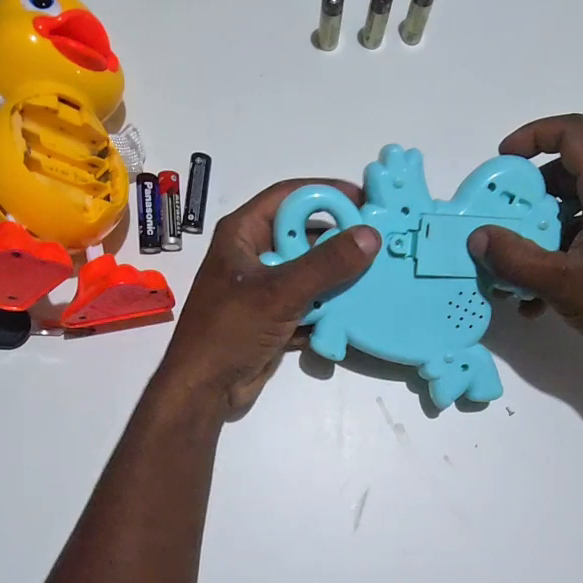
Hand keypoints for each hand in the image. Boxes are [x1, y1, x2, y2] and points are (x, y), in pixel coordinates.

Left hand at [154, 178, 380, 418]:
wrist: (204, 389)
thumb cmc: (230, 330)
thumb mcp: (280, 292)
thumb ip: (326, 265)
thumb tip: (370, 236)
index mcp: (242, 234)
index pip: (289, 197)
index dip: (326, 194)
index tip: (364, 200)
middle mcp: (253, 256)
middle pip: (303, 236)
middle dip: (338, 241)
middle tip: (377, 242)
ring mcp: (263, 290)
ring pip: (308, 273)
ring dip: (337, 279)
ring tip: (374, 277)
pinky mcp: (273, 319)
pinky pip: (307, 304)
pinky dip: (327, 309)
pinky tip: (353, 313)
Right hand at [470, 114, 582, 392]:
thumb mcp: (562, 283)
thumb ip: (516, 259)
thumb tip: (478, 238)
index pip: (573, 134)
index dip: (534, 137)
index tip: (502, 161)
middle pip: (568, 174)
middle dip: (528, 196)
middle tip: (501, 220)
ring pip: (573, 212)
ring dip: (538, 235)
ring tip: (512, 269)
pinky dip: (556, 259)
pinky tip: (535, 301)